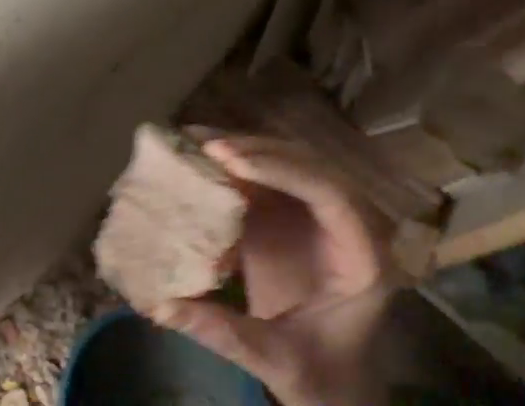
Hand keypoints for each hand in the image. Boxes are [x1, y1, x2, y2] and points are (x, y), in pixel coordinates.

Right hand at [152, 136, 396, 405]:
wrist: (335, 386)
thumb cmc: (320, 378)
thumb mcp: (274, 361)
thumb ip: (223, 333)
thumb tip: (160, 306)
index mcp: (364, 262)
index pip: (331, 196)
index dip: (282, 170)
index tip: (230, 161)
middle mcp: (351, 230)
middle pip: (311, 167)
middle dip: (258, 149)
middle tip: (206, 146)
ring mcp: (323, 221)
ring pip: (290, 163)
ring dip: (245, 148)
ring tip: (197, 143)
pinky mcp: (296, 219)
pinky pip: (270, 178)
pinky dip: (237, 163)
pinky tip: (202, 158)